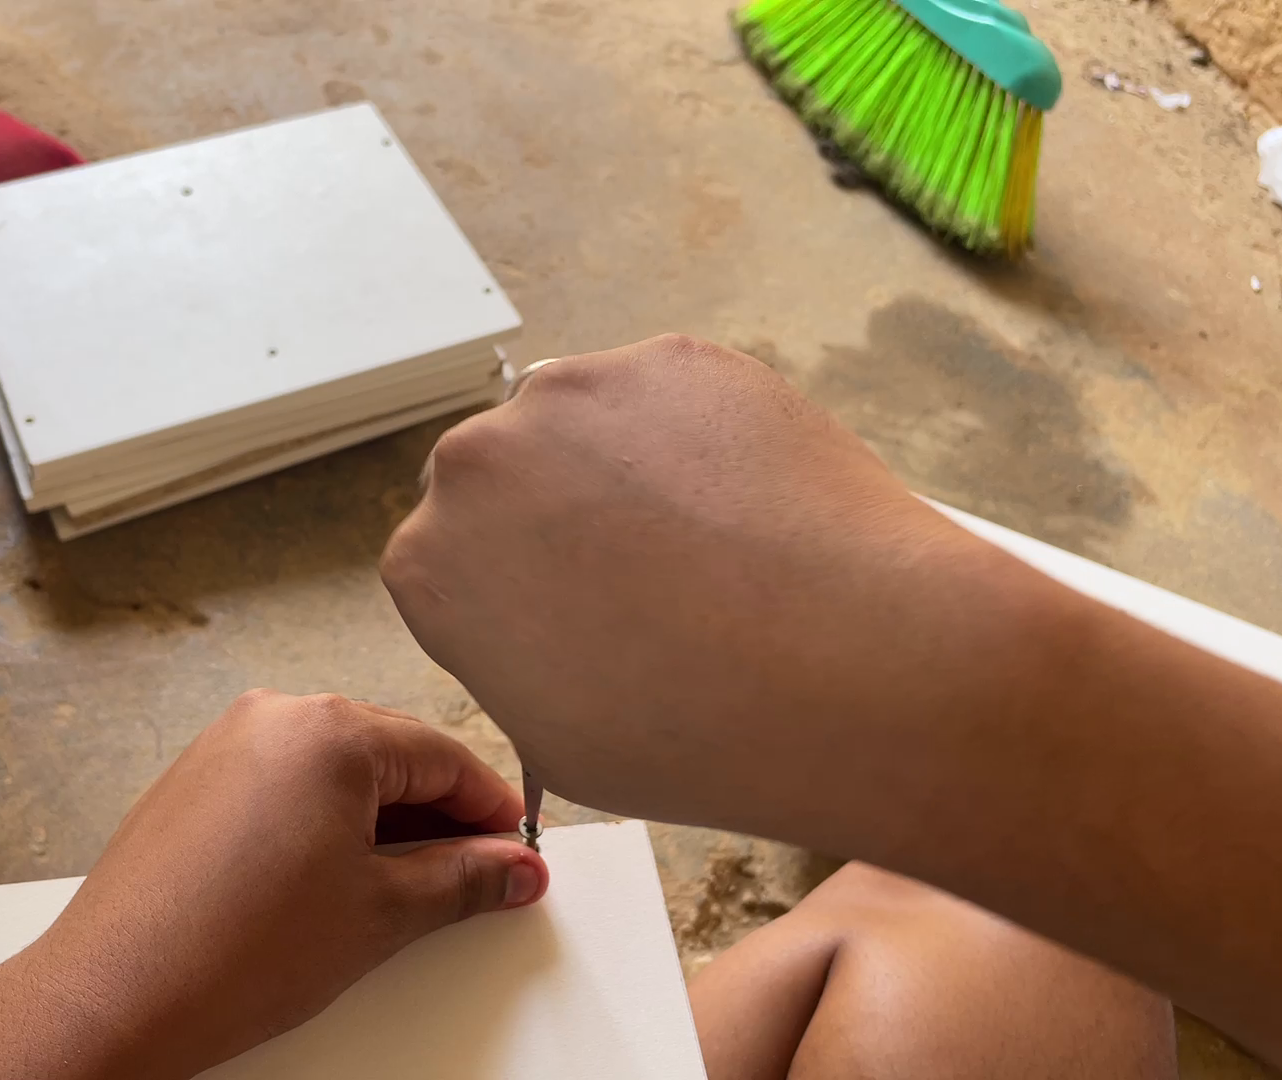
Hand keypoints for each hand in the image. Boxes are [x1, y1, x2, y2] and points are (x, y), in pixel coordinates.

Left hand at [0, 691, 547, 1079]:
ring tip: (410, 879)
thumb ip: (464, 878)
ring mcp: (236, 735)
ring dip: (386, 814)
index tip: (517, 846)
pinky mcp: (206, 767)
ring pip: (342, 766)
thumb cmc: (242, 952)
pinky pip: (293, 776)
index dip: (490, 805)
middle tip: (474, 871)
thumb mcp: (380, 913)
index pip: (442, 755)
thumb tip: (517, 866)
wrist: (108, 997)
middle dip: (440, 813)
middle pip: (392, 754)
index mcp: (332, 729)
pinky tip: (340, 865)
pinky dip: (332, 813)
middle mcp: (281, 712)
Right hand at [380, 335, 1057, 847]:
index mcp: (429, 561)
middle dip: (547, 518)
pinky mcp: (666, 358)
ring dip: (610, 466)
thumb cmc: (692, 735)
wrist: (853, 672)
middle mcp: (474, 462)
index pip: (449, 561)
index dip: (510, 588)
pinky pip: (655, 397)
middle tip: (631, 567)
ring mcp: (570, 394)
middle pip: (500, 483)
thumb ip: (507, 658)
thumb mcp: (551, 740)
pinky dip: (684, 433)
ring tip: (696, 532)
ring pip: (573, 428)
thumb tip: (538, 619)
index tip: (560, 608)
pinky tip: (737, 494)